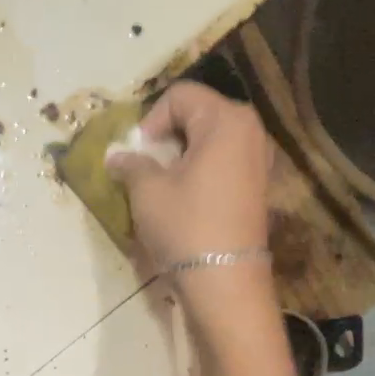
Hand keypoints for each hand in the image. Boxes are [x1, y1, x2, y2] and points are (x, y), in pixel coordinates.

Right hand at [106, 82, 273, 268]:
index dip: (151, 120)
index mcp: (225, 119)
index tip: (137, 154)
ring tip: (163, 186)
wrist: (223, 280)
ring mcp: (258, 159)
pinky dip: (200, 172)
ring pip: (210, 141)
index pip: (180, 96)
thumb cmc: (185, 226)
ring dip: (182, 156)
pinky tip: (185, 200)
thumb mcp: (147, 192)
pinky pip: (223, 163)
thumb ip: (131, 165)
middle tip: (146, 168)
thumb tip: (117, 156)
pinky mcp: (257, 186)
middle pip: (198, 114)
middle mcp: (249, 130)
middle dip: (167, 137)